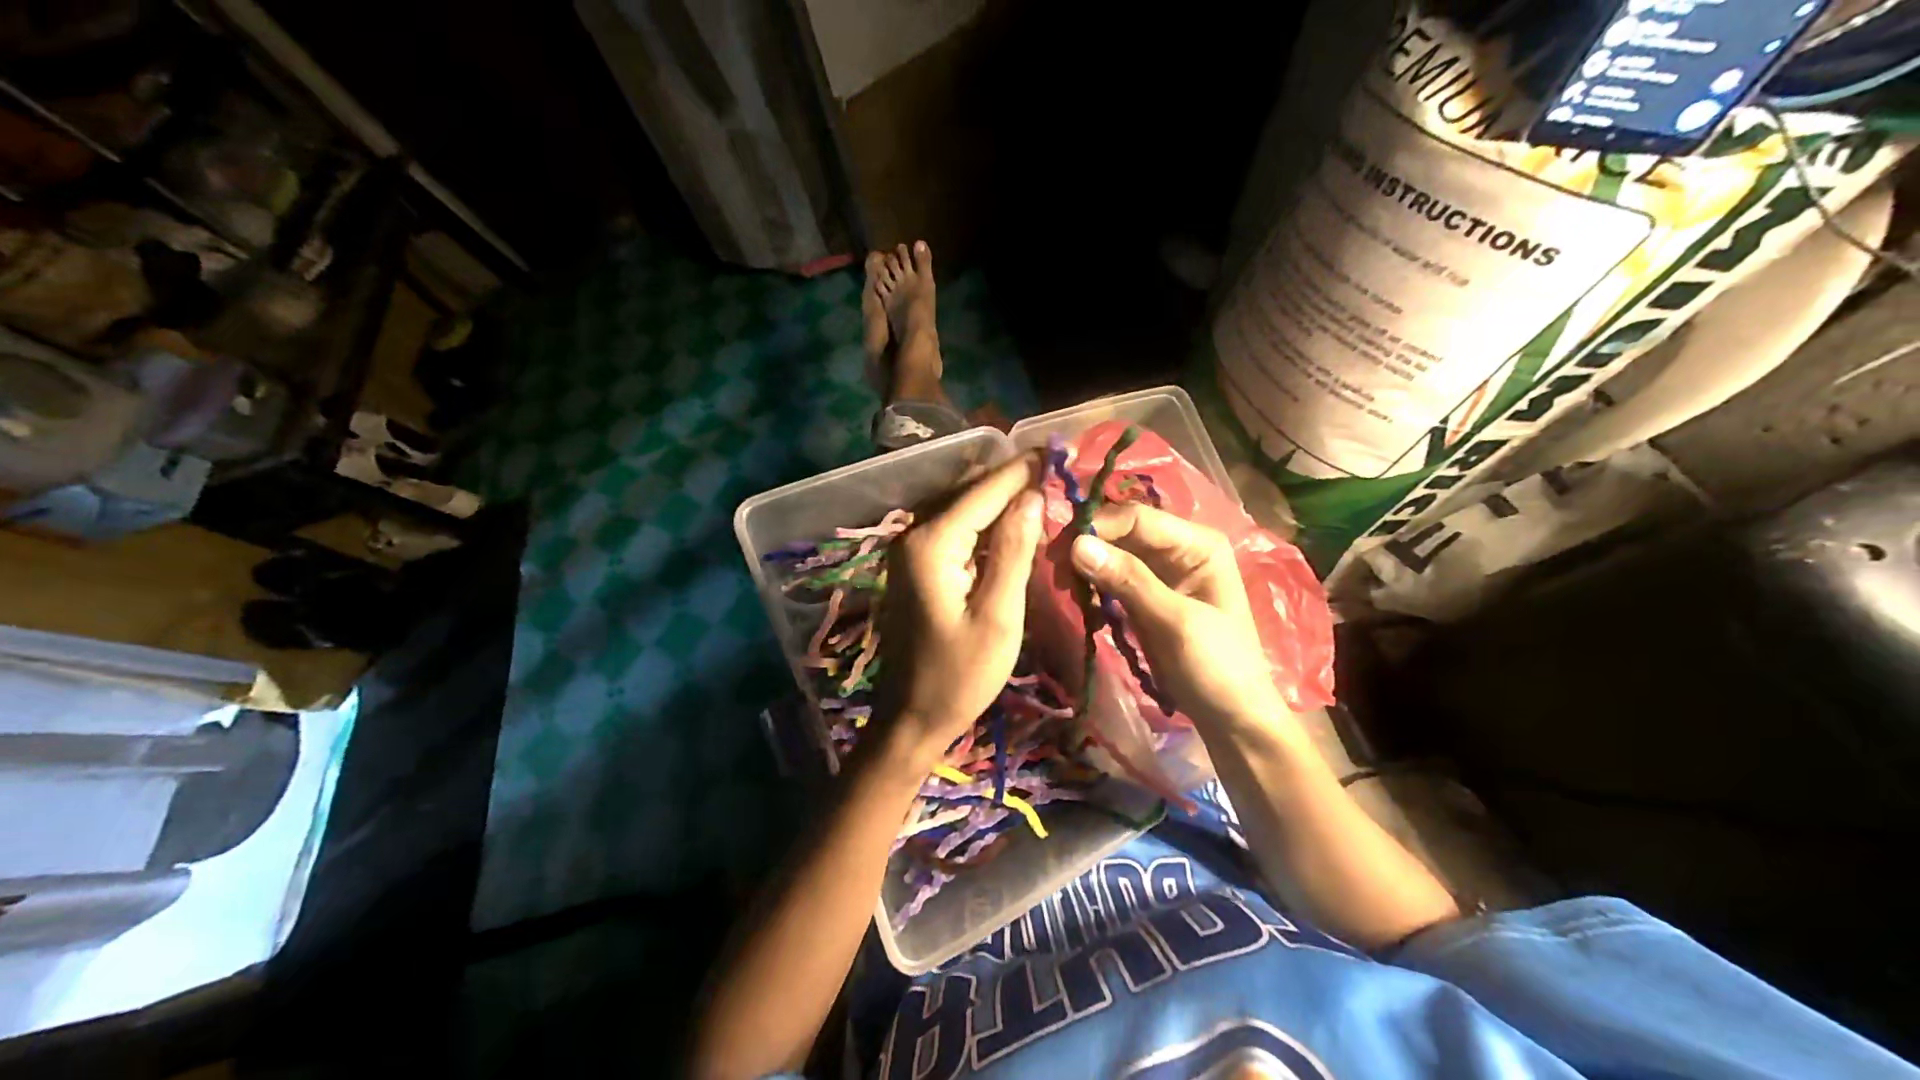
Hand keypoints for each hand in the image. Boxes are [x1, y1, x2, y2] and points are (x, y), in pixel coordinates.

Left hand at [878, 455, 1042, 769]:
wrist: (912, 717)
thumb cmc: (960, 676)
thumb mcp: (998, 616)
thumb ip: (1014, 551)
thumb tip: (1032, 495)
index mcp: (933, 543)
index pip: (985, 490)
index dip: (1023, 470)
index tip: (1058, 450)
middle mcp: (914, 534)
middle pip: (968, 490)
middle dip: (1011, 478)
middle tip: (1055, 471)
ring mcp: (910, 549)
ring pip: (960, 505)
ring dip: (997, 495)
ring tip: (1041, 488)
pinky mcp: (915, 564)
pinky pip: (953, 526)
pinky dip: (982, 518)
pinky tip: (1010, 521)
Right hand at [1069, 503, 1286, 730]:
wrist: (1232, 718)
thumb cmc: (1216, 667)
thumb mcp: (1174, 622)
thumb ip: (1129, 580)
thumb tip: (1077, 545)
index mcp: (1198, 543)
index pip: (1137, 518)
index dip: (1097, 527)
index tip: (1058, 550)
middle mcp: (1179, 548)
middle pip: (1121, 531)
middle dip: (1087, 545)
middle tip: (1052, 568)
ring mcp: (1162, 572)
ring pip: (1113, 553)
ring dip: (1086, 565)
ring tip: (1062, 585)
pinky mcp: (1146, 596)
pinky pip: (1112, 578)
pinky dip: (1093, 585)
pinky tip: (1078, 599)